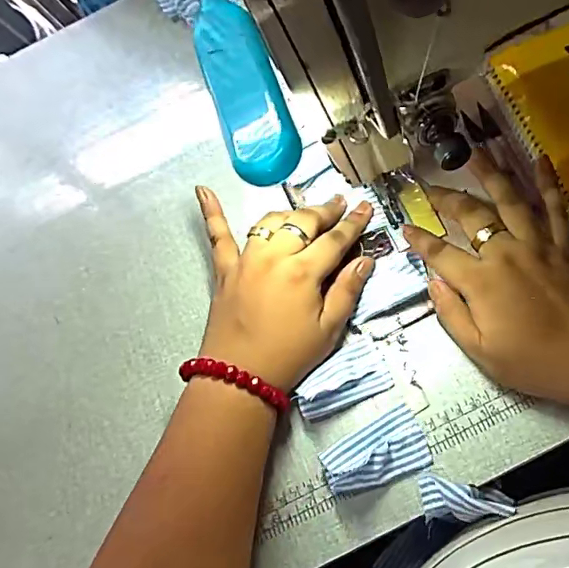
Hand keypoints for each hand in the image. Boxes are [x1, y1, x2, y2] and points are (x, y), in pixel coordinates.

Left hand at [196, 188, 374, 390]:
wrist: (239, 376)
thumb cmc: (290, 355)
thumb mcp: (329, 329)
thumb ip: (347, 290)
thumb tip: (365, 260)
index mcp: (303, 272)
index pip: (335, 239)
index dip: (353, 222)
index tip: (365, 207)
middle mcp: (274, 257)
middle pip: (303, 221)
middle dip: (325, 210)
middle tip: (339, 203)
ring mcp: (246, 260)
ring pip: (269, 221)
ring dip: (289, 213)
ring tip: (303, 212)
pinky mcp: (225, 270)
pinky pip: (218, 236)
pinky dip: (212, 213)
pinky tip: (203, 191)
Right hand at [402, 154, 568, 409]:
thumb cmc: (533, 362)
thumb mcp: (481, 352)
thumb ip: (452, 315)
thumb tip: (432, 283)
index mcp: (480, 281)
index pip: (440, 253)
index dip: (420, 239)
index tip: (405, 226)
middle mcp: (505, 253)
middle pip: (471, 216)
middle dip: (447, 199)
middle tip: (431, 187)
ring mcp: (536, 245)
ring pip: (510, 200)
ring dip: (491, 174)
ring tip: (476, 152)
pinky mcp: (562, 246)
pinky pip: (554, 208)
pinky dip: (547, 183)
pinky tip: (541, 160)